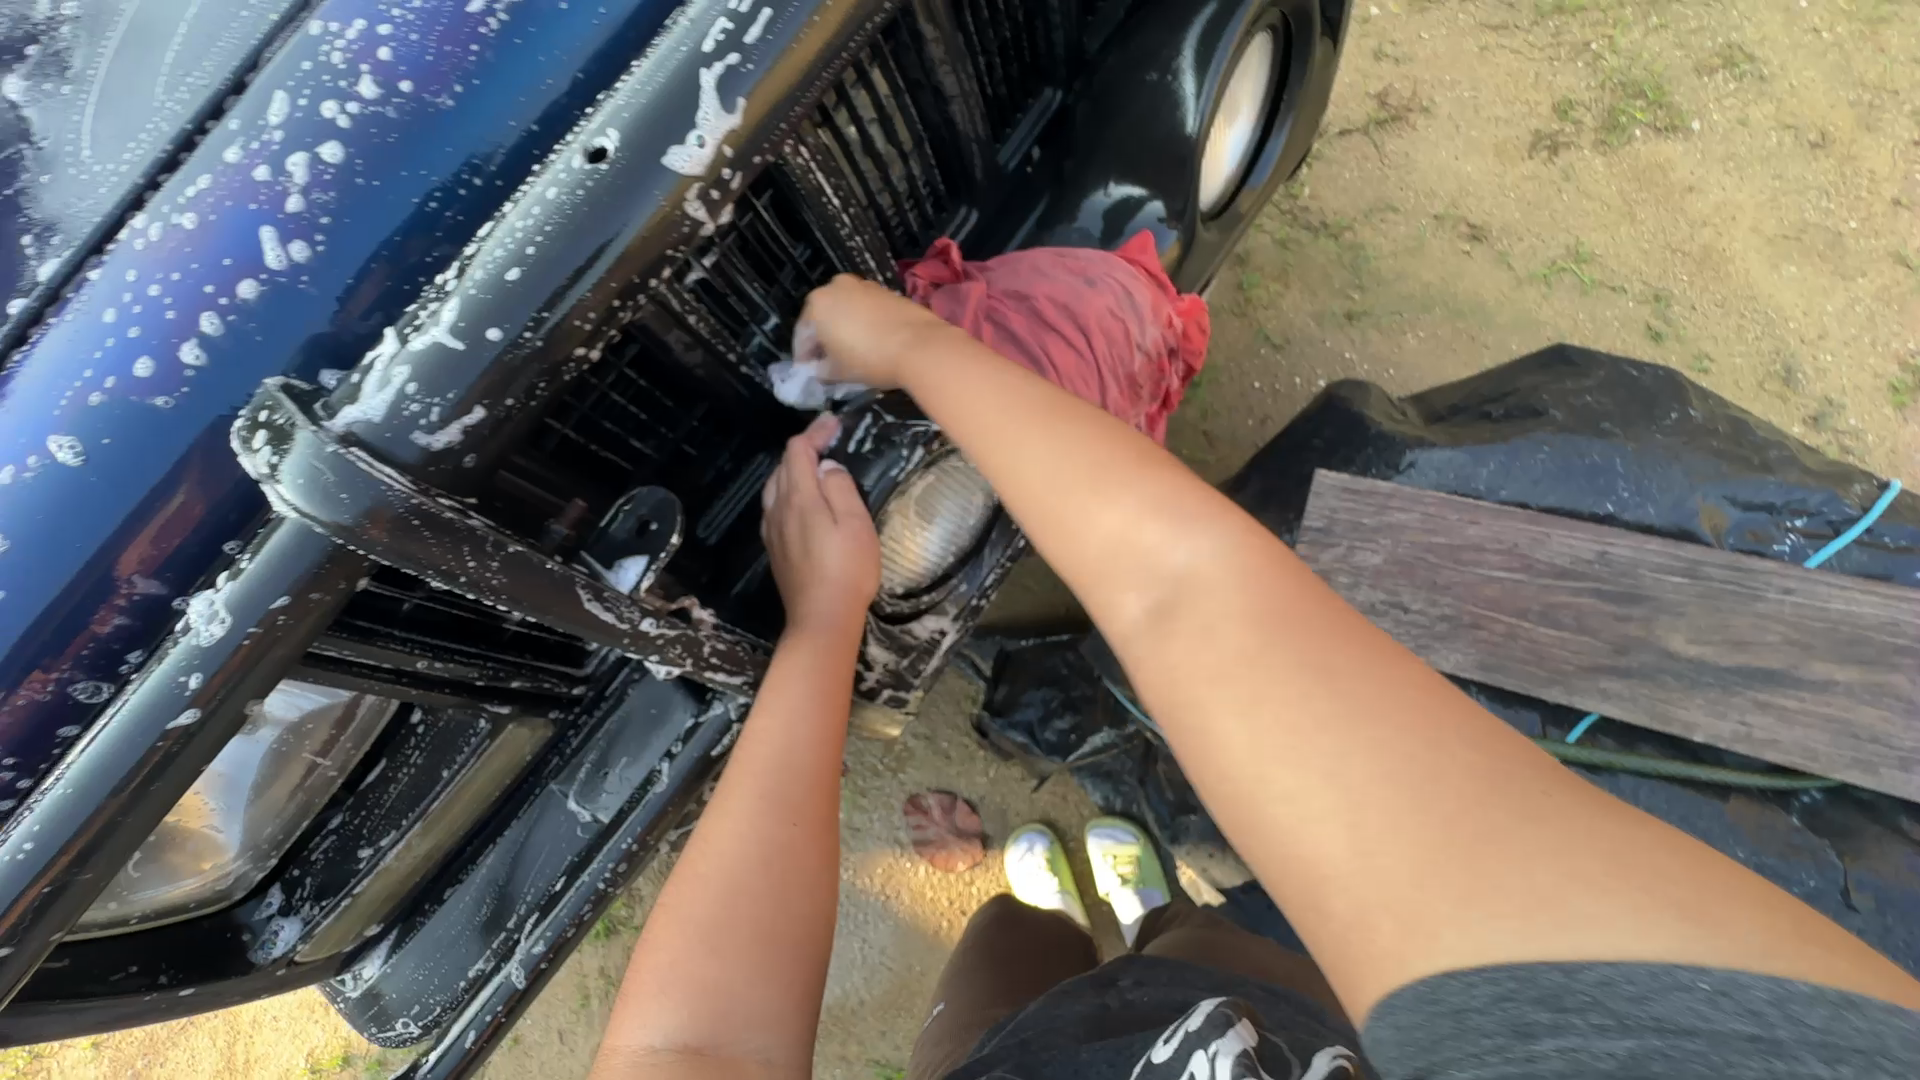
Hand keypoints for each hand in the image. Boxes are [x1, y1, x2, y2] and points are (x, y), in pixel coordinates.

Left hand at [761, 414, 880, 638]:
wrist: (822, 619)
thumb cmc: (847, 570)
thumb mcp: (855, 523)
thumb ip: (840, 488)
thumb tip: (828, 466)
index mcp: (799, 498)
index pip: (798, 451)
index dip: (814, 432)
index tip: (834, 422)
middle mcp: (778, 509)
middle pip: (783, 466)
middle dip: (804, 448)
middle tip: (830, 440)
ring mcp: (772, 530)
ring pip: (775, 486)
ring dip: (794, 469)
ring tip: (817, 466)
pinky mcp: (775, 548)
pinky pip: (775, 507)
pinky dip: (788, 491)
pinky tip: (803, 501)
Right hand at [793, 274, 958, 388]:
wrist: (921, 346)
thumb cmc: (870, 359)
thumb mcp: (839, 372)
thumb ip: (822, 370)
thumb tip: (819, 369)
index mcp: (817, 303)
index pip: (803, 334)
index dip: (804, 357)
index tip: (808, 372)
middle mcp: (837, 286)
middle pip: (824, 317)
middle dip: (825, 339)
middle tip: (829, 362)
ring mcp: (866, 286)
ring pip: (847, 310)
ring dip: (845, 328)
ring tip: (852, 353)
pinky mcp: (889, 291)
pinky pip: (868, 309)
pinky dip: (865, 323)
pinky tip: (873, 342)